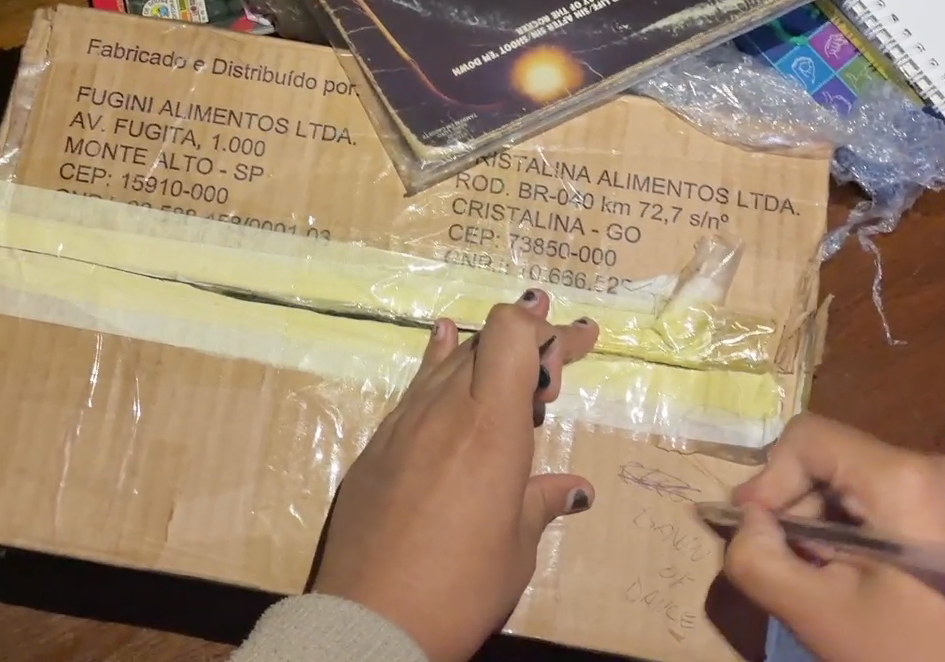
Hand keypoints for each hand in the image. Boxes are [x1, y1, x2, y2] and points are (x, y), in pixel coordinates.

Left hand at [312, 290, 598, 661]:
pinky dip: (440, 359)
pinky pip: (418, 382)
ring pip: (450, 356)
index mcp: (491, 425)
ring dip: (486, 350)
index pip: (511, 332)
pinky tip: (442, 341)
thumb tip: (575, 489)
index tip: (573, 347)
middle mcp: (447, 406)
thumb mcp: (516, 548)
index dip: (544, 328)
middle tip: (555, 369)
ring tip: (513, 352)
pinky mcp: (380, 437)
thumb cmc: (460, 585)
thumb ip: (541, 502)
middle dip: (529, 338)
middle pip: (487, 339)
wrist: (369, 615)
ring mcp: (407, 417)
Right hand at [721, 414, 944, 661]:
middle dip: (798, 507)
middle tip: (790, 561)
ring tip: (825, 575)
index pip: (806, 438)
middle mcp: (940, 466)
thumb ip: (756, 557)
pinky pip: (888, 497)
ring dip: (826, 521)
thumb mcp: (818, 614)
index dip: (769, 479)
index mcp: (907, 479)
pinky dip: (859, 528)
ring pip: (856, 479)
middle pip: (832, 459)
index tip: (756, 529)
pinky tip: (860, 575)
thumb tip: (746, 522)